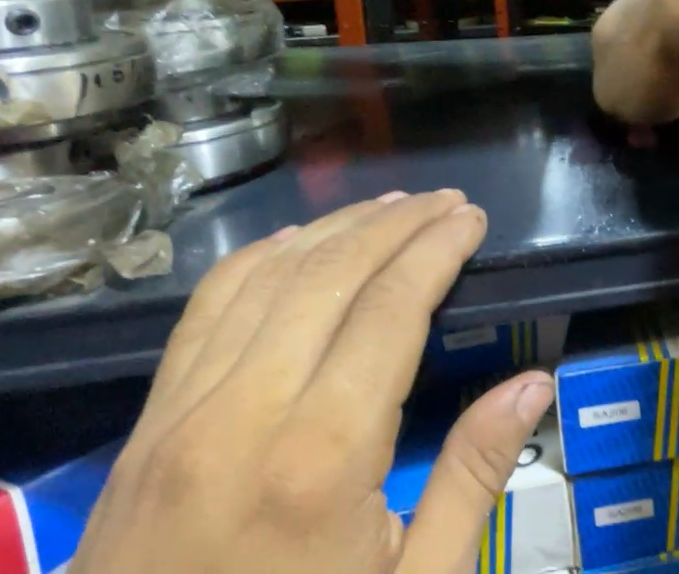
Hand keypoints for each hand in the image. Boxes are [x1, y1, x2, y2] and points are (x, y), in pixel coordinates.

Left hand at [72, 189, 554, 573]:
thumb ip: (473, 477)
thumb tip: (534, 382)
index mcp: (322, 456)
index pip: (390, 309)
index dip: (437, 250)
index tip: (474, 219)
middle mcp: (244, 415)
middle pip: (328, 275)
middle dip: (395, 224)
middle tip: (447, 202)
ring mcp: (179, 418)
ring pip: (262, 280)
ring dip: (332, 230)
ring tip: (389, 208)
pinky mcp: (145, 430)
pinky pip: (201, 314)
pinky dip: (257, 262)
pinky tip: (295, 245)